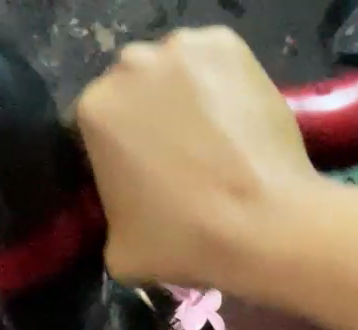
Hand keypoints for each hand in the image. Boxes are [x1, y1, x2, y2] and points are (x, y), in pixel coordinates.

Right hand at [75, 26, 319, 286]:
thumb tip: (124, 219)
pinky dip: (223, 88)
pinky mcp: (226, 46)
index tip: (143, 179)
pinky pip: (216, 65)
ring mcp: (180, 50)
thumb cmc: (187, 244)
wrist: (263, 226)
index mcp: (94, 111)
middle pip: (135, 94)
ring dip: (186, 102)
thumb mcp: (121, 255)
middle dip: (150, 123)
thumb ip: (110, 225)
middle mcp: (129, 66)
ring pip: (175, 76)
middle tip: (183, 164)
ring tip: (215, 146)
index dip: (118, 157)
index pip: (97, 130)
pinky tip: (237, 126)